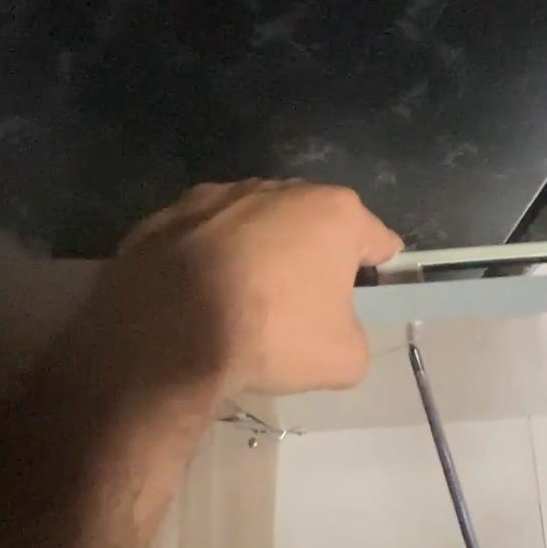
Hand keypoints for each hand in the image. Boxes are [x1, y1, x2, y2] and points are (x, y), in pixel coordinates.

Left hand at [87, 180, 403, 397]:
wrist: (168, 329)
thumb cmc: (271, 332)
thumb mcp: (343, 359)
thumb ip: (354, 335)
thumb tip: (334, 332)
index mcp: (334, 211)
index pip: (378, 240)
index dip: (376, 273)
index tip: (360, 303)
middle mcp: (281, 188)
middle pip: (313, 225)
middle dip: (312, 258)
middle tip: (299, 308)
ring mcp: (221, 193)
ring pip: (256, 224)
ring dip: (258, 253)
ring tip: (240, 302)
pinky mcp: (173, 210)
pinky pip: (205, 235)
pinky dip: (209, 258)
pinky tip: (197, 296)